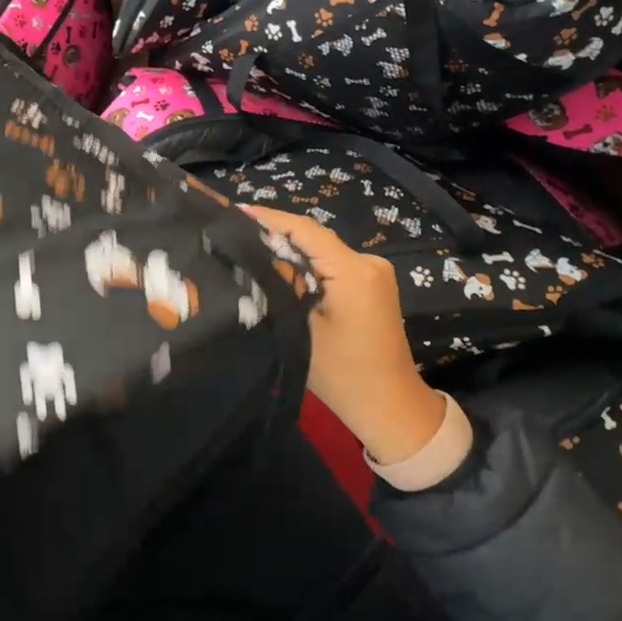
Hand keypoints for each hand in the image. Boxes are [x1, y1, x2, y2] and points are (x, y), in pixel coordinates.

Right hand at [243, 206, 446, 465]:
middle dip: (273, 234)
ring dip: (287, 250)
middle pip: (312, 237)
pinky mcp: (370, 286)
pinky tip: (276, 270)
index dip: (267, 218)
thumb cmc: (342, 372)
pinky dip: (303, 264)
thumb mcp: (300, 327)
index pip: (304, 229)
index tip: (230, 213)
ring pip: (319, 250)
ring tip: (245, 249)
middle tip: (230, 234)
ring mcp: (372, 274)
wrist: (390, 407)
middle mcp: (368, 262)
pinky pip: (330, 264)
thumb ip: (280, 285)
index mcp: (354, 270)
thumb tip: (251, 256)